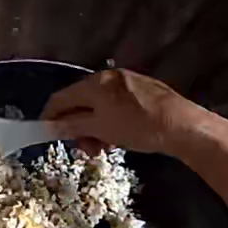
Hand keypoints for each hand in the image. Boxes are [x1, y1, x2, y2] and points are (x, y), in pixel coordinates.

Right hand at [41, 68, 222, 156]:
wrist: (182, 125)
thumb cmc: (138, 126)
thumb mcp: (101, 129)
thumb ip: (73, 126)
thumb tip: (51, 126)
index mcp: (94, 84)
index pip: (61, 97)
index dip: (50, 116)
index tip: (46, 133)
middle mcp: (108, 77)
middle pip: (80, 102)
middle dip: (77, 127)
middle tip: (84, 149)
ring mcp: (126, 82)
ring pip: (99, 105)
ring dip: (94, 127)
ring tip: (103, 148)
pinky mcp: (142, 90)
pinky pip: (115, 106)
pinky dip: (109, 122)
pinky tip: (118, 138)